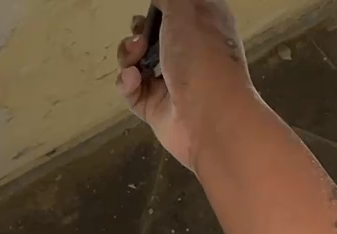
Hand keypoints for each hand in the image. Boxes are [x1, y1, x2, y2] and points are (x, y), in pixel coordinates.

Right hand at [117, 0, 256, 169]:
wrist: (209, 118)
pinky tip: (134, 80)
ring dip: (128, 56)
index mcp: (203, 27)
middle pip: (153, 37)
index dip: (161, 7)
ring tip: (136, 57)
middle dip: (138, 32)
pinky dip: (128, 84)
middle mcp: (188, 55)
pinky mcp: (156, 109)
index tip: (153, 7)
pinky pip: (132, 92)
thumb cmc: (202, 57)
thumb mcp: (185, 9)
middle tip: (140, 35)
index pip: (179, 11)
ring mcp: (171, 84)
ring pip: (138, 64)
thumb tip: (160, 0)